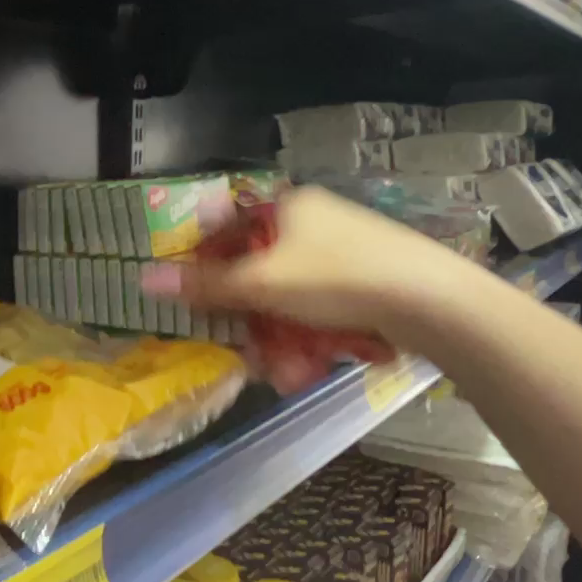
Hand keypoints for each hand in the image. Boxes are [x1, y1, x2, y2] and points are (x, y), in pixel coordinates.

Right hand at [140, 186, 499, 355]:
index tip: (198, 300)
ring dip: (280, 339)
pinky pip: (321, 309)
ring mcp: (345, 252)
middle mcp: (314, 222)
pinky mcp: (369, 282)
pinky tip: (313, 366)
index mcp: (288, 206)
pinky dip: (311, 338)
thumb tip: (143, 278)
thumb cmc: (338, 279)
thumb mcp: (261, 283)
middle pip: (258, 272)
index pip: (227, 227)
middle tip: (248, 353)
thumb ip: (203, 284)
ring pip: (289, 298)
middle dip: (251, 321)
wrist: (438, 305)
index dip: (206, 263)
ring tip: (287, 374)